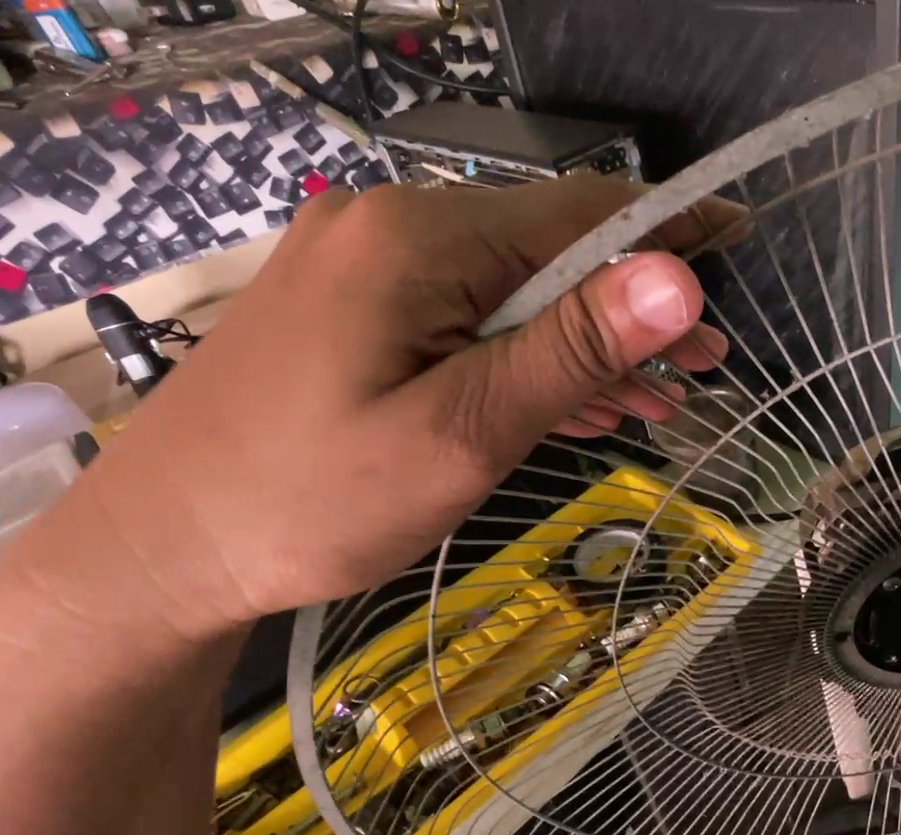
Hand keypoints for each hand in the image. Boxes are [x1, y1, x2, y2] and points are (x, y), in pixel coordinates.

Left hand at [0, 178, 738, 639]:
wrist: (161, 554)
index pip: (578, 213)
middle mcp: (392, 230)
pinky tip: (584, 401)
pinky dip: (532, 361)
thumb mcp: (463, 429)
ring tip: (663, 394)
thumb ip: (571, 349)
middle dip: (636, 308)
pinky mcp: (360, 316)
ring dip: (590, 343)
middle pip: (549, 254)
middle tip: (709, 363)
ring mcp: (370, 272)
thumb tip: (678, 278)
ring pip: (514, 295)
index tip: (738, 237)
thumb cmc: (313, 500)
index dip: (669, 228)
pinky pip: (470, 324)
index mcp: (419, 240)